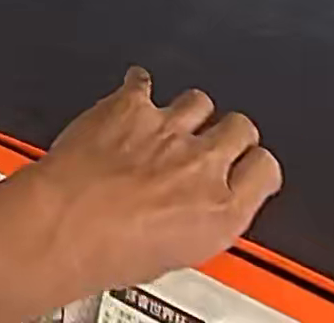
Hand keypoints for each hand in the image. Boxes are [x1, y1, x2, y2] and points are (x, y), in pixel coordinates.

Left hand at [16, 67, 281, 296]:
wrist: (70, 219)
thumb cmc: (111, 247)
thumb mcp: (179, 254)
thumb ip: (199, 218)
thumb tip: (193, 208)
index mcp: (222, 210)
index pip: (264, 170)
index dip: (253, 162)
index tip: (244, 160)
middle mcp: (200, 164)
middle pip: (238, 127)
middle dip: (227, 128)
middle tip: (210, 133)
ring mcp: (165, 129)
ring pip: (197, 100)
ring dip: (186, 108)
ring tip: (171, 115)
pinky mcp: (129, 105)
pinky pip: (141, 80)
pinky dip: (136, 83)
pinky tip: (132, 88)